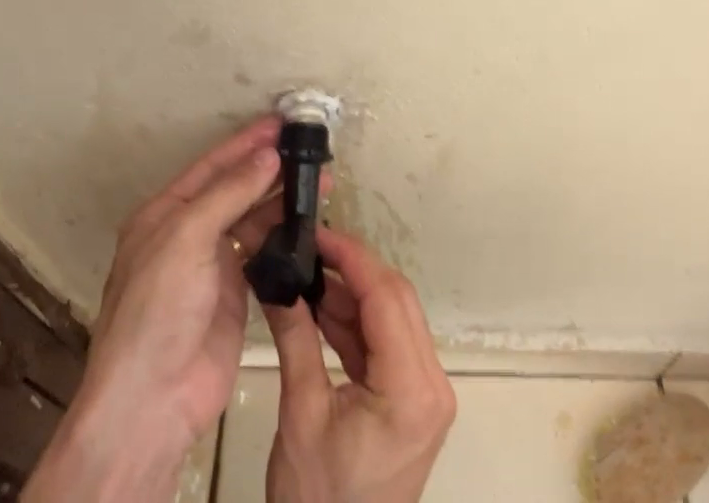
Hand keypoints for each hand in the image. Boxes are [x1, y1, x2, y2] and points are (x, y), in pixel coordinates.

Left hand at [24, 117, 291, 501]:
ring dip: (282, 202)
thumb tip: (266, 155)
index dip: (246, 144)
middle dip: (269, 169)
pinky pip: (264, 254)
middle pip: (234, 190)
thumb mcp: (185, 239)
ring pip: (253, 221)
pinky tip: (309, 227)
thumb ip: (227, 194)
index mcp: (164, 214)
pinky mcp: (237, 294)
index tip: (282, 123)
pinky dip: (285, 238)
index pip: (211, 167)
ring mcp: (213, 266)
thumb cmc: (158, 310)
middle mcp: (187, 234)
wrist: (155, 397)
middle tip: (310, 151)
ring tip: (320, 186)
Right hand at [263, 226, 456, 502]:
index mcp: (413, 389)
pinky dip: (354, 324)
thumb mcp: (302, 413)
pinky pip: (385, 345)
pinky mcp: (411, 400)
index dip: (353, 258)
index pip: (387, 299)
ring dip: (351, 295)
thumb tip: (276, 281)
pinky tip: (319, 307)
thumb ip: (296, 339)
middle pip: (397, 302)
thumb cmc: (318, 495)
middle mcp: (432, 384)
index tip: (317, 233)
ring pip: (392, 320)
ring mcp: (426, 393)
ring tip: (306, 273)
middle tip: (309, 247)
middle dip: (353, 269)